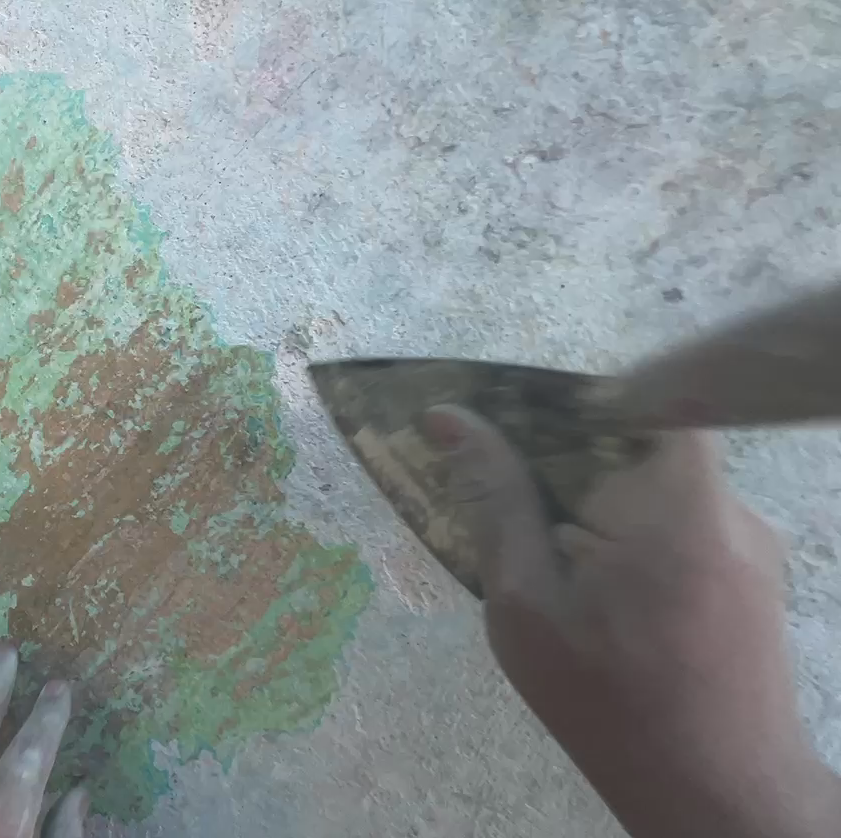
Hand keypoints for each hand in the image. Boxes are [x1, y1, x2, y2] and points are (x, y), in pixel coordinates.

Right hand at [423, 406, 840, 837]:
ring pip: (645, 478)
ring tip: (507, 510)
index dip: (572, 393)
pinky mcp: (739, 573)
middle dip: (550, 441)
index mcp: (679, 514)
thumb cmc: (605, 695)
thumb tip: (450, 418)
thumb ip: (495, 499)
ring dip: (575, 482)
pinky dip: (603, 514)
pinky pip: (662, 514)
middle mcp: (727, 516)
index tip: (500, 408)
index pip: (648, 405)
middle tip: (474, 458)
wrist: (716, 797)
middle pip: (635, 439)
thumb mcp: (522, 596)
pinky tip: (558, 552)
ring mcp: (742, 546)